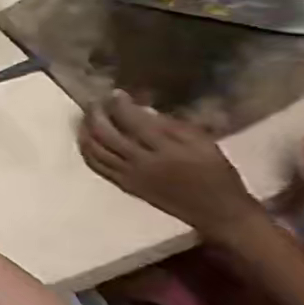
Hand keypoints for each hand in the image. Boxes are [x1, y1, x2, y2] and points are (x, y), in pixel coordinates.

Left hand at [78, 92, 268, 241]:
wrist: (217, 211)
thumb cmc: (215, 173)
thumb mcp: (204, 143)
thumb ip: (171, 125)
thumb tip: (141, 108)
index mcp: (167, 150)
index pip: (133, 121)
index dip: (119, 104)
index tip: (115, 93)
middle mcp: (143, 163)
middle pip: (106, 134)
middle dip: (96, 114)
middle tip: (95, 102)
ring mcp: (130, 176)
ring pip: (95, 150)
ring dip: (86, 130)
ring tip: (86, 117)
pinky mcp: (125, 186)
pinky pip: (97, 166)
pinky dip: (87, 150)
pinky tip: (86, 139)